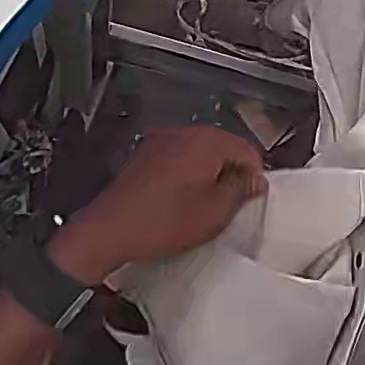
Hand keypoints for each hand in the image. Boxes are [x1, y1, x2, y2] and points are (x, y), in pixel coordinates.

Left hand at [46, 126, 266, 285]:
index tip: (251, 199)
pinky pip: (180, 156)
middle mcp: (185, 132)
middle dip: (233, 171)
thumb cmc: (166, 222)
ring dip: (211, 171)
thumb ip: (242, 190)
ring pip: (202, 151)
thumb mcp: (215, 212)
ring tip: (208, 201)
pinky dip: (189, 171)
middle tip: (232, 202)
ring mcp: (161, 140)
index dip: (255, 175)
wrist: (106, 232)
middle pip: (224, 146)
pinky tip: (184, 196)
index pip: (247, 150)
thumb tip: (257, 179)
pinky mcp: (145, 153)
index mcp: (207, 141)